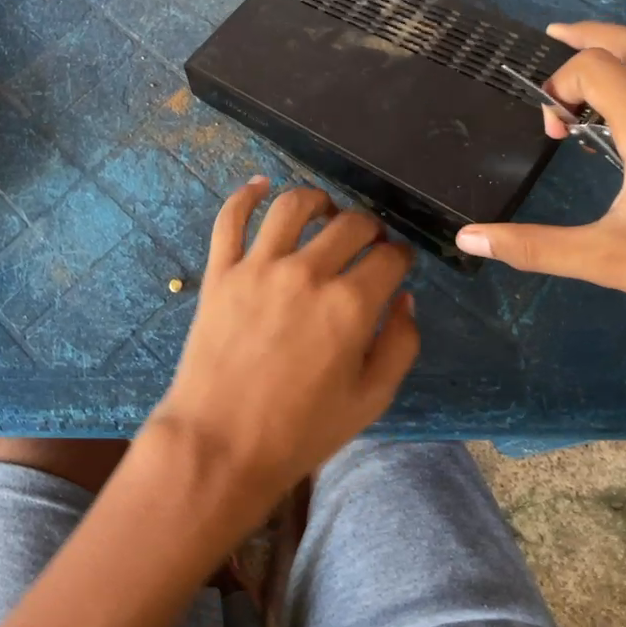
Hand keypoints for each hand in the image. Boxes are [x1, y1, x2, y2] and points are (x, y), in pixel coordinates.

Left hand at [149, 180, 418, 500]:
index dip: (400, 257)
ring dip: (317, 200)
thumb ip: (399, 344)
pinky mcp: (220, 270)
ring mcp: (258, 267)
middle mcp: (307, 273)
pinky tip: (260, 184)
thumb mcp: (370, 399)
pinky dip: (245, 194)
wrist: (221, 442)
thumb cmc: (301, 430)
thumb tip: (404, 299)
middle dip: (368, 228)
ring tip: (323, 211)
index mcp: (350, 305)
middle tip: (366, 241)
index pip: (389, 258)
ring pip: (292, 206)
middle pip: (348, 225)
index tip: (397, 263)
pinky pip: (231, 218)